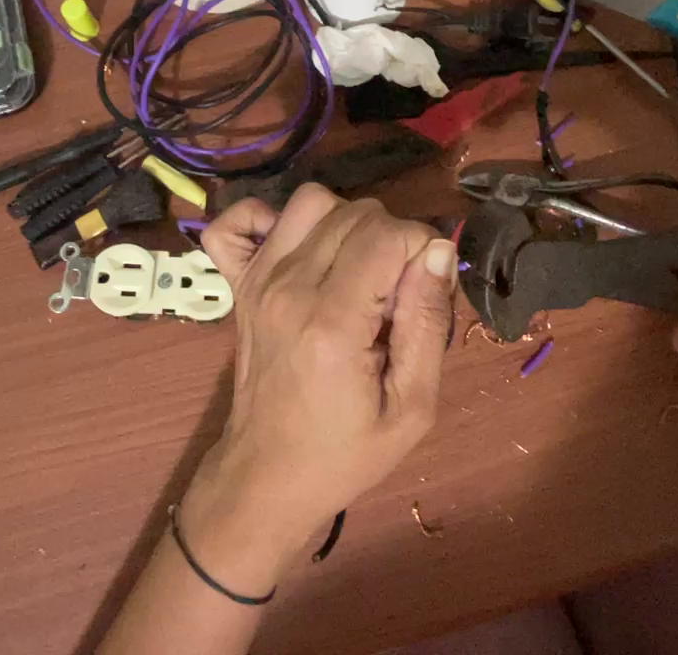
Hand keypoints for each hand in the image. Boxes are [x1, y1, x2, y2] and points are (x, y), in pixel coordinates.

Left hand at [180, 185, 457, 593]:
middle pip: (355, 213)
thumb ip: (428, 324)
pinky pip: (239, 219)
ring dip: (346, 221)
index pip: (388, 235)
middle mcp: (289, 288)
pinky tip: (299, 247)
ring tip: (359, 267)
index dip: (423, 247)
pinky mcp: (239, 282)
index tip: (426, 286)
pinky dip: (269, 217)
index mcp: (333, 324)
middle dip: (392, 237)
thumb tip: (439, 252)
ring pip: (311, 202)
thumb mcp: (412, 408)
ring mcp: (258, 280)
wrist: (267, 475)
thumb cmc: (345, 451)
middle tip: (397, 290)